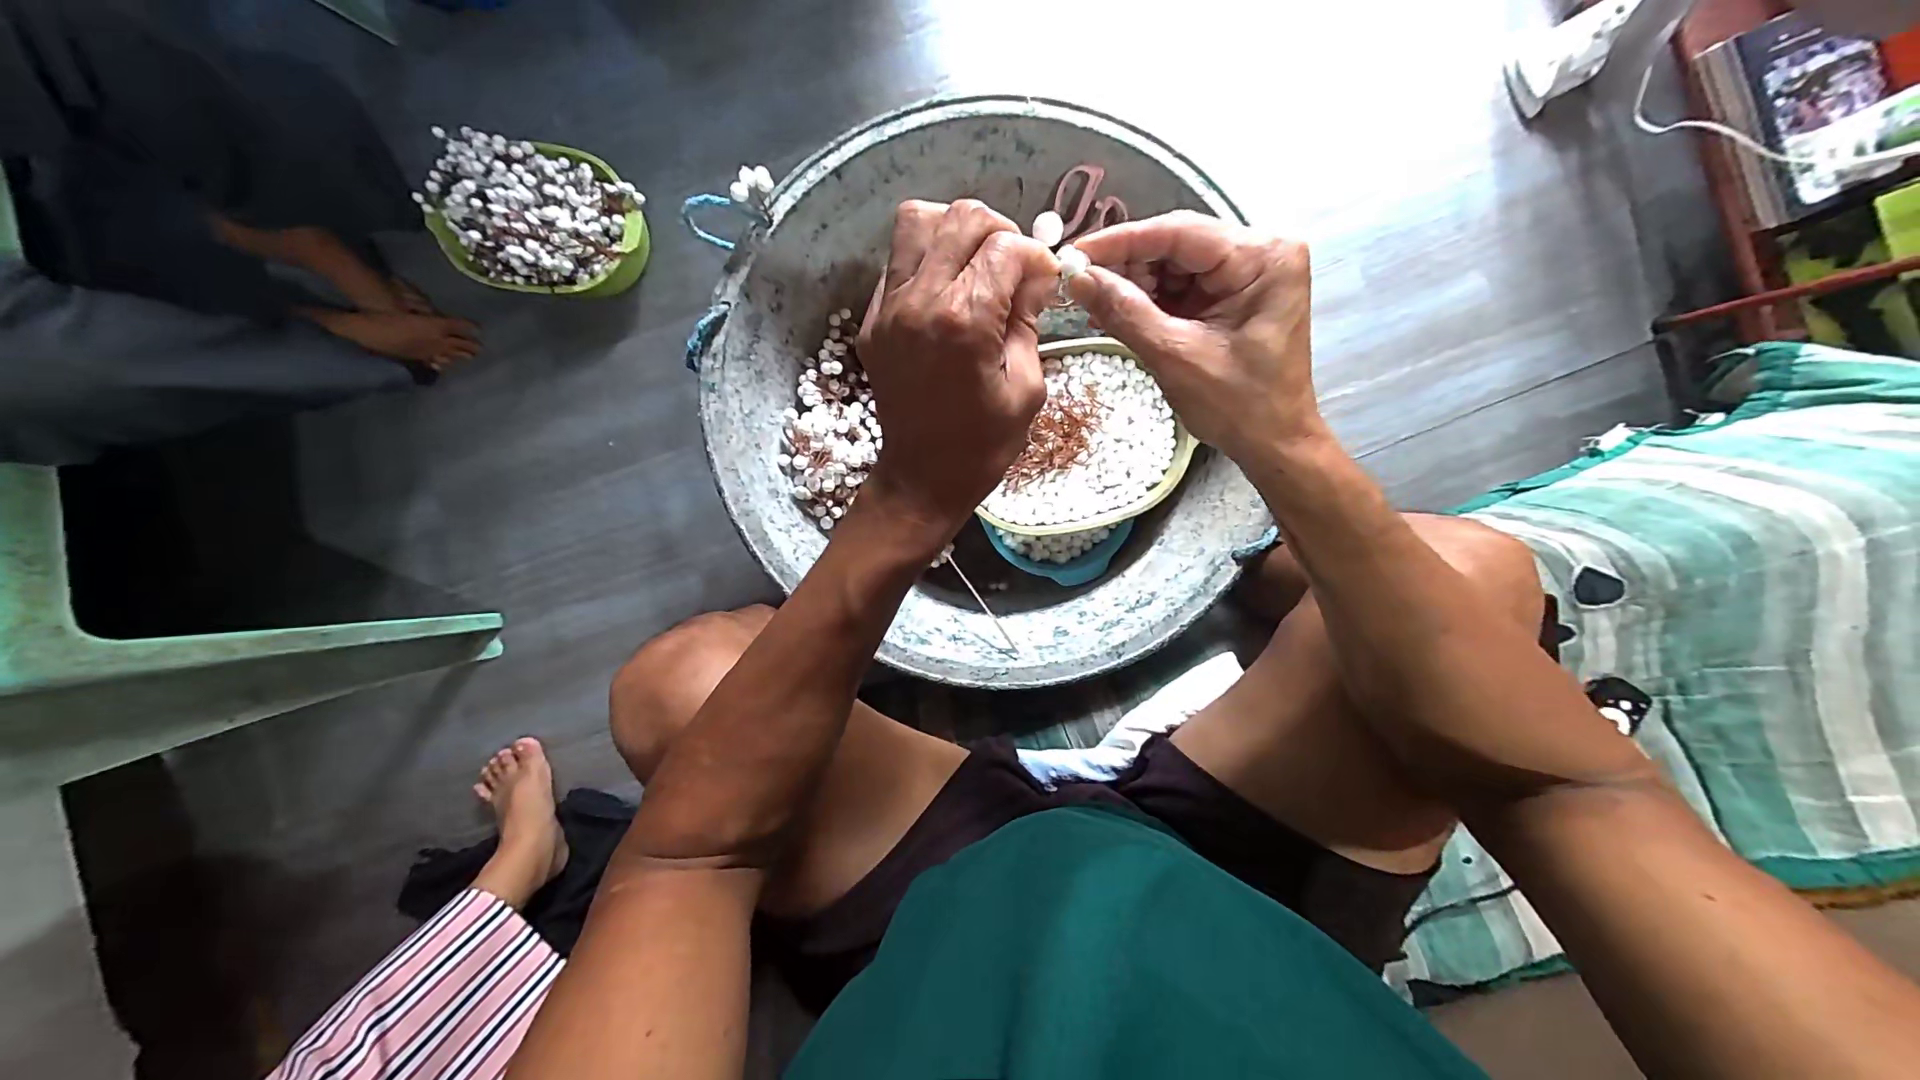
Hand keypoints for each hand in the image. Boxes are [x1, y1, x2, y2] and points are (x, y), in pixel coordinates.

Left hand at [856, 200, 1055, 535]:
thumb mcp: (1026, 387)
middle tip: (1012, 266)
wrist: (922, 478)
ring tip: (974, 264)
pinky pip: (897, 260)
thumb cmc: (983, 444)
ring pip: (917, 221)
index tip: (1042, 281)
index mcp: (964, 320)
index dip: (1034, 257)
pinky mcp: (872, 320)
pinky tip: (945, 291)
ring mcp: (888, 308)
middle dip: (998, 231)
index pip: (1005, 246)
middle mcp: (920, 301)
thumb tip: (1035, 274)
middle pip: (961, 217)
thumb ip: (1028, 319)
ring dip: (954, 232)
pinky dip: (925, 259)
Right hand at [1067, 211, 1323, 462]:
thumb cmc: (1239, 407)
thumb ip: (1124, 312)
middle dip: (1124, 266)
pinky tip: (1115, 312)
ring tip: (1093, 304)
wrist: (1273, 443)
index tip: (1073, 254)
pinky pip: (1180, 286)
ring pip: (1172, 264)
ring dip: (1131, 284)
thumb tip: (1076, 278)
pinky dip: (1146, 300)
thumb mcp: (1175, 356)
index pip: (1179, 232)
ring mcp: (1246, 273)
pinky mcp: (1232, 295)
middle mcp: (1260, 252)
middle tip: (1077, 285)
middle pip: (1175, 244)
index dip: (1120, 241)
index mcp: (1262, 258)